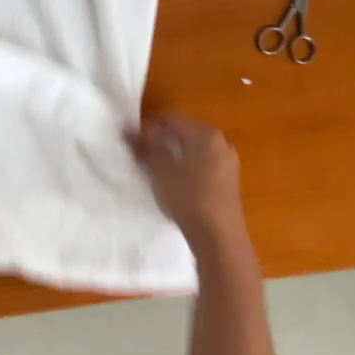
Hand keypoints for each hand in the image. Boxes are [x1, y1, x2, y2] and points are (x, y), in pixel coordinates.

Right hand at [127, 115, 246, 250]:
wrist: (218, 233)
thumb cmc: (188, 196)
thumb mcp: (161, 170)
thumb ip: (145, 147)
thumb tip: (127, 128)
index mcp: (205, 135)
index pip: (170, 120)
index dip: (147, 128)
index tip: (129, 142)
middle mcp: (220, 142)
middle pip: (183, 134)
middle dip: (160, 141)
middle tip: (139, 155)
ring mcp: (227, 161)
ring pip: (192, 150)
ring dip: (172, 155)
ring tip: (154, 170)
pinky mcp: (228, 179)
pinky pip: (201, 163)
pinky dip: (185, 166)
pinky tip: (174, 182)